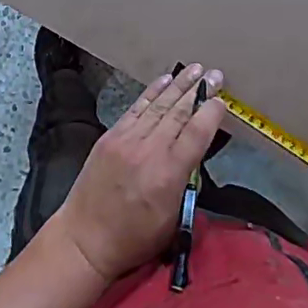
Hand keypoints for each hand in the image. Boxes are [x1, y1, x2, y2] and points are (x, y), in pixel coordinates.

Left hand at [41, 63, 227, 282]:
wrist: (85, 237)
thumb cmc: (134, 237)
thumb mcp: (172, 218)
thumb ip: (186, 182)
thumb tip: (193, 155)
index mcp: (169, 174)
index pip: (197, 134)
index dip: (211, 113)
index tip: (222, 99)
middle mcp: (149, 150)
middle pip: (179, 113)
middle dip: (199, 91)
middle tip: (215, 74)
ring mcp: (126, 140)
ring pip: (158, 106)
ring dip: (178, 86)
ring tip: (194, 69)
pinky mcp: (110, 137)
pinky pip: (136, 108)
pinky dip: (151, 93)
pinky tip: (164, 81)